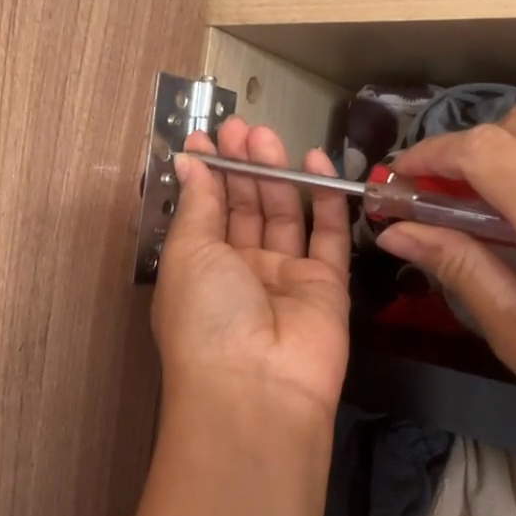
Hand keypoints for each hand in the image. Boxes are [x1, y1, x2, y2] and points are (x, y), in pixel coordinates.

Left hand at [152, 118, 350, 419]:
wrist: (256, 388)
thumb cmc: (206, 316)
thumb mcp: (188, 253)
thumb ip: (197, 204)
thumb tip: (188, 162)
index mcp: (198, 269)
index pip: (204, 211)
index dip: (206, 174)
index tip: (205, 137)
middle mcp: (239, 273)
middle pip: (244, 209)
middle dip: (241, 166)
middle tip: (240, 127)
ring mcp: (284, 279)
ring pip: (283, 216)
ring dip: (276, 174)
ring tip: (266, 135)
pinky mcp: (327, 286)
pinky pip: (327, 236)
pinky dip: (325, 199)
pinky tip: (315, 161)